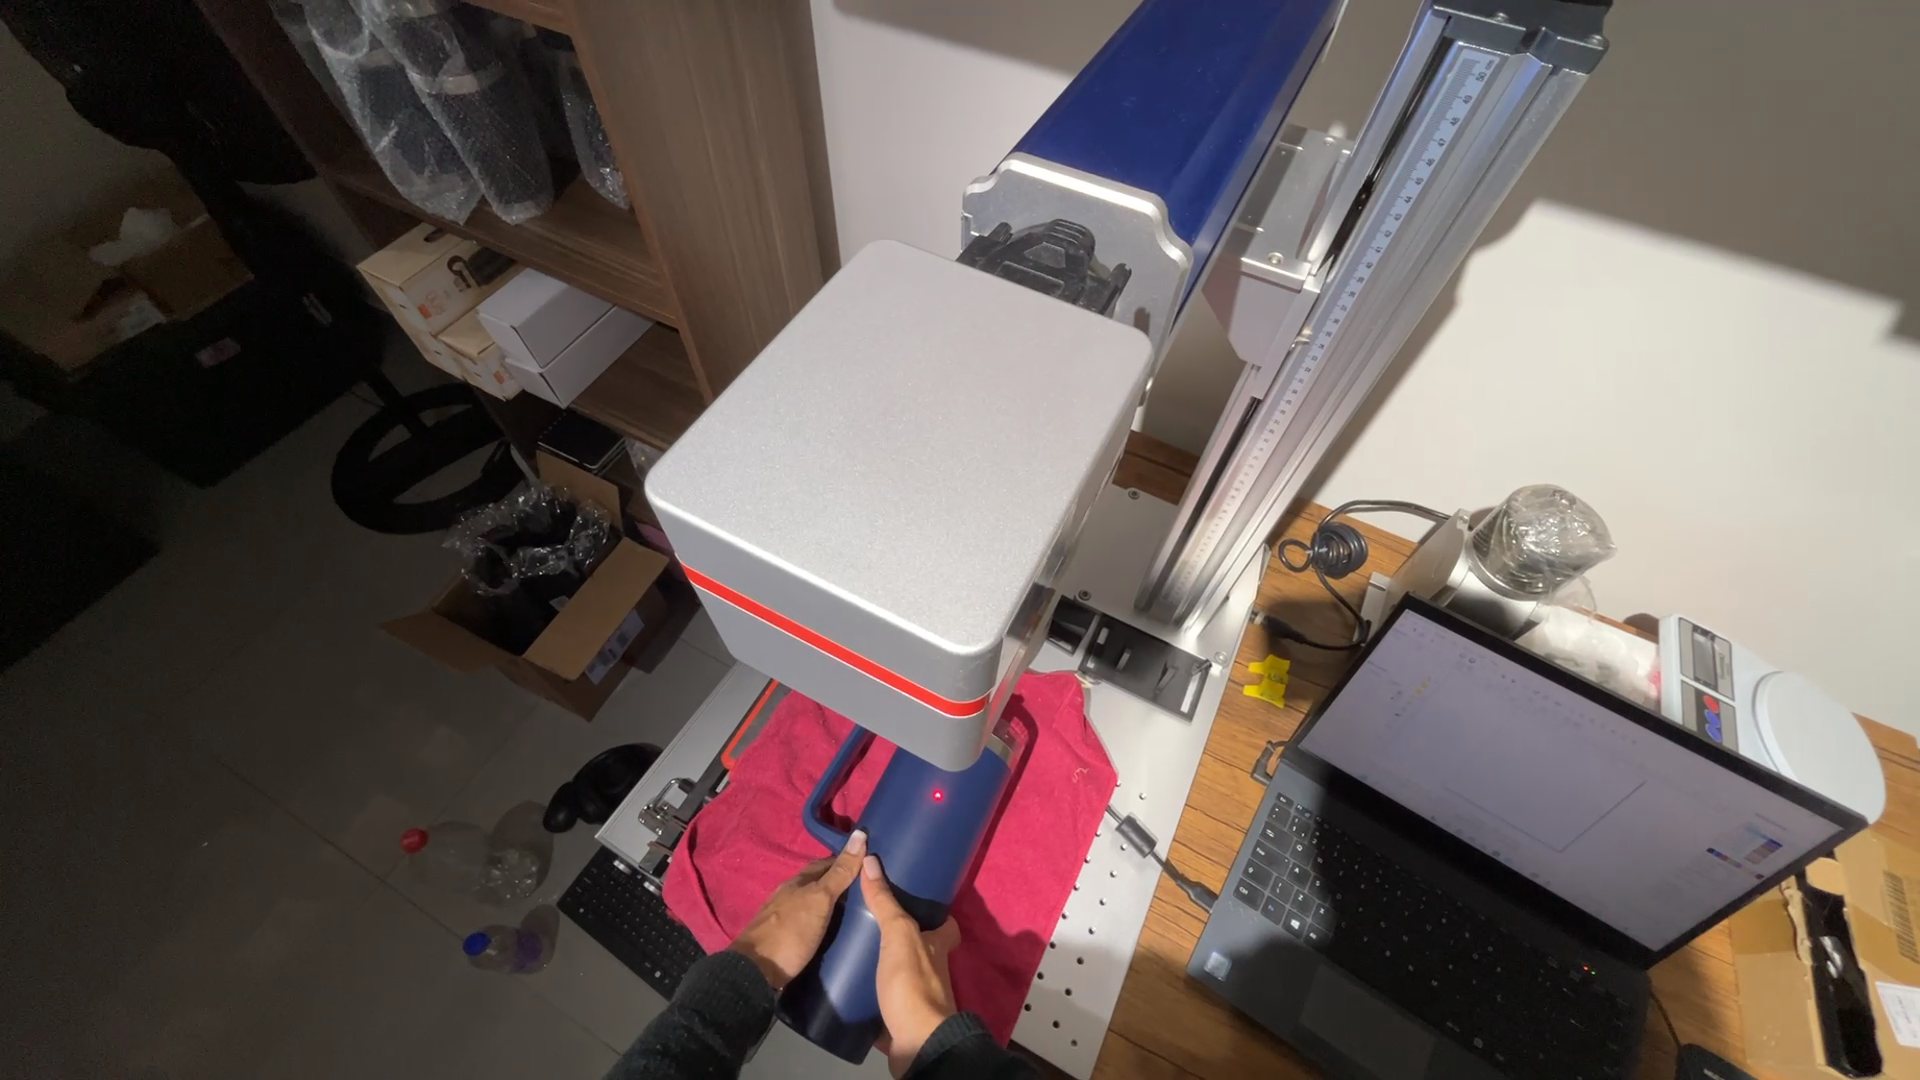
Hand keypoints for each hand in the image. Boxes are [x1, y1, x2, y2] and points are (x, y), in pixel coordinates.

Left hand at [728, 829, 866, 989]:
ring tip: (853, 910)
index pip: (827, 862)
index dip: (847, 860)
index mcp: (799, 881)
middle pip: (818, 881)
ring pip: (811, 901)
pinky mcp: (781, 938)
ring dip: (830, 902)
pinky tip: (830, 930)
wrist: (753, 973)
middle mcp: (789, 894)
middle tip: (867, 889)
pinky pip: (806, 920)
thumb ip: (839, 873)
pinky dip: (821, 919)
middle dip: (839, 882)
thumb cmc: (790, 932)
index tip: (870, 864)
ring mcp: (782, 916)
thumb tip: (859, 834)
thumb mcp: (820, 900)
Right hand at [860, 855, 960, 1077]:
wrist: (916, 1043)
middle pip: (920, 946)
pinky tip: (852, 984)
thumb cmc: (913, 983)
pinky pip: (884, 1000)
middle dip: (901, 936)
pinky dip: (872, 993)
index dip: (935, 911)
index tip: (915, 897)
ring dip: (884, 964)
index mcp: (938, 944)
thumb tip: (871, 860)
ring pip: (901, 972)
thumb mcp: (898, 934)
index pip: (945, 922)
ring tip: (856, 948)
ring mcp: (917, 994)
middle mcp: (932, 967)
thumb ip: (885, 901)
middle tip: (873, 919)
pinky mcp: (900, 1018)